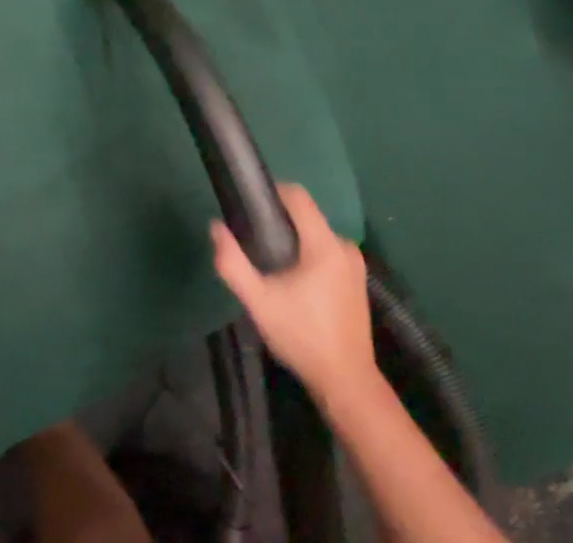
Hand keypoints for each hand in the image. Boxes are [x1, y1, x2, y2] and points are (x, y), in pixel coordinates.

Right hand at [211, 183, 377, 403]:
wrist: (345, 379)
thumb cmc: (301, 336)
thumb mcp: (258, 301)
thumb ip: (233, 263)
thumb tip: (216, 227)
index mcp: (324, 245)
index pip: (299, 197)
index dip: (273, 192)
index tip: (248, 204)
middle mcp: (344, 247)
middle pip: (307, 217)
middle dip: (279, 223)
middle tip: (252, 244)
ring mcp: (355, 265)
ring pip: (316, 237)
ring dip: (293, 242)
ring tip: (269, 267)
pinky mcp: (357, 281)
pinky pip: (327, 253)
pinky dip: (308, 257)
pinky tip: (292, 283)